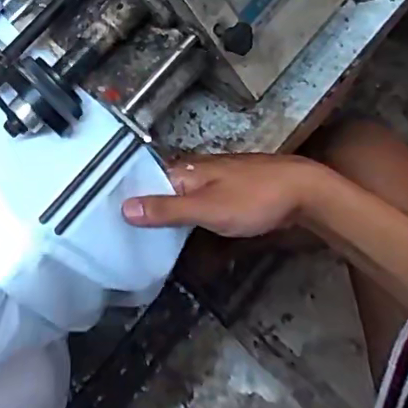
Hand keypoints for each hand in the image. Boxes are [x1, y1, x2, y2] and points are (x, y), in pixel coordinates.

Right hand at [121, 153, 329, 236]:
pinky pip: (195, 203)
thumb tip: (124, 207)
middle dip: (142, 207)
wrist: (303, 191)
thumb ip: (167, 210)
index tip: (105, 217)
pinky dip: (184, 217)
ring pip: (178, 196)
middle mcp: (194, 169)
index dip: (126, 196)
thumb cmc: (254, 199)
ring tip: (143, 238)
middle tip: (120, 234)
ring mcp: (212, 179)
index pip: (143, 179)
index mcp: (184, 169)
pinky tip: (180, 234)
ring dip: (163, 214)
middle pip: (159, 188)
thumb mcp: (208, 209)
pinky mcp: (228, 191)